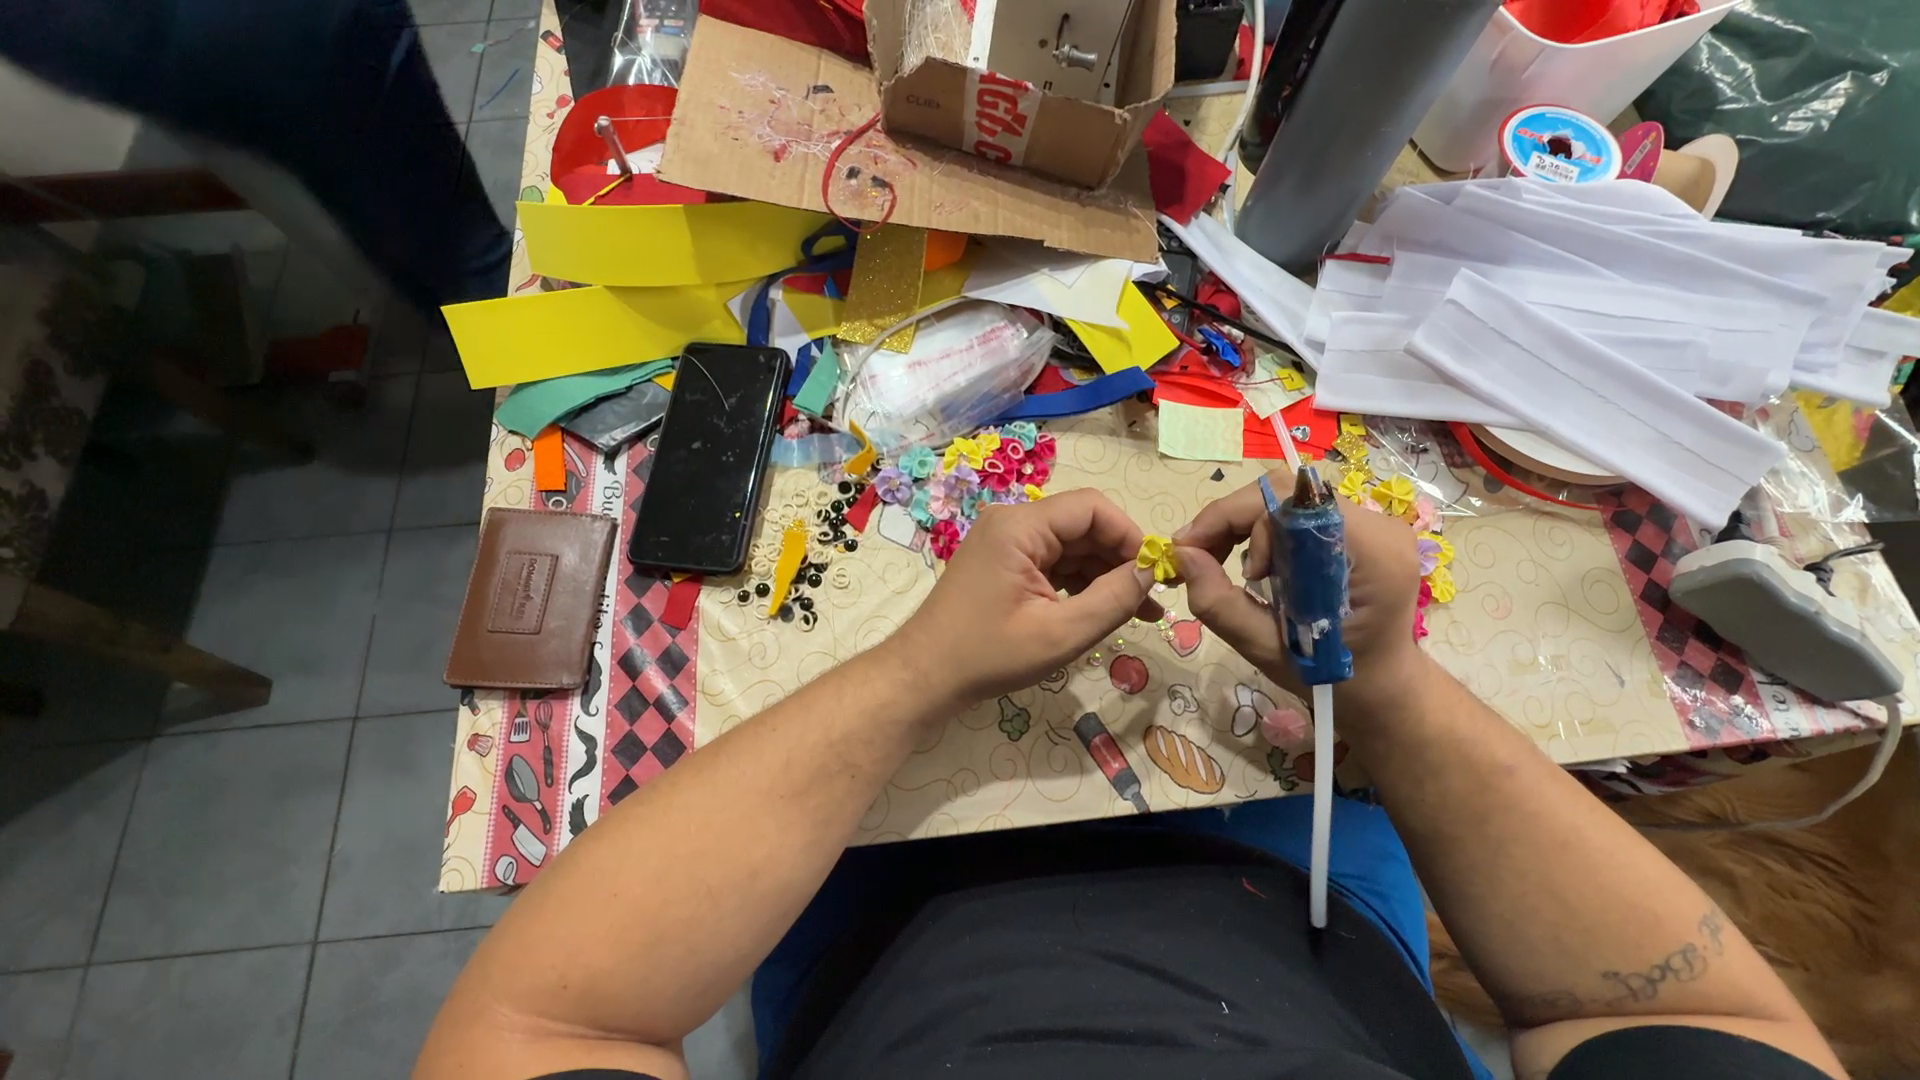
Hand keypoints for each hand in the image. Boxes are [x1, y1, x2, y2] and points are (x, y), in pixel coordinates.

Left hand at [892, 489, 1161, 711]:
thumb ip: (1112, 599)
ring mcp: (1006, 543)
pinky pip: (1053, 562)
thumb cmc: (989, 655)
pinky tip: (1104, 611)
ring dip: (1104, 575)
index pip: (1092, 507)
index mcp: (1019, 527)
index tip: (1154, 573)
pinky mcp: (1005, 564)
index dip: (1129, 535)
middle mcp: (1012, 523)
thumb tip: (1150, 572)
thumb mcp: (1060, 634)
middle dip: (1120, 559)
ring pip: (1071, 546)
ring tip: (1140, 613)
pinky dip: (1080, 584)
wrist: (925, 676)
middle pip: (1082, 525)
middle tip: (1153, 600)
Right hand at [1173, 466, 1424, 715]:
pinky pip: (1297, 513)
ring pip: (1287, 499)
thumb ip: (1221, 603)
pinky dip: (1260, 530)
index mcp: (1370, 555)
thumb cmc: (1331, 677)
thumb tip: (1183, 554)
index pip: (1288, 504)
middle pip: (1285, 494)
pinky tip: (1247, 561)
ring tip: (1215, 558)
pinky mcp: (1358, 529)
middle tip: (1194, 554)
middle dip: (1230, 519)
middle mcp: (1378, 527)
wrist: (1382, 687)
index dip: (1232, 517)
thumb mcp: (1266, 649)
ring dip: (1241, 524)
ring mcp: (1372, 524)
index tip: (1192, 550)